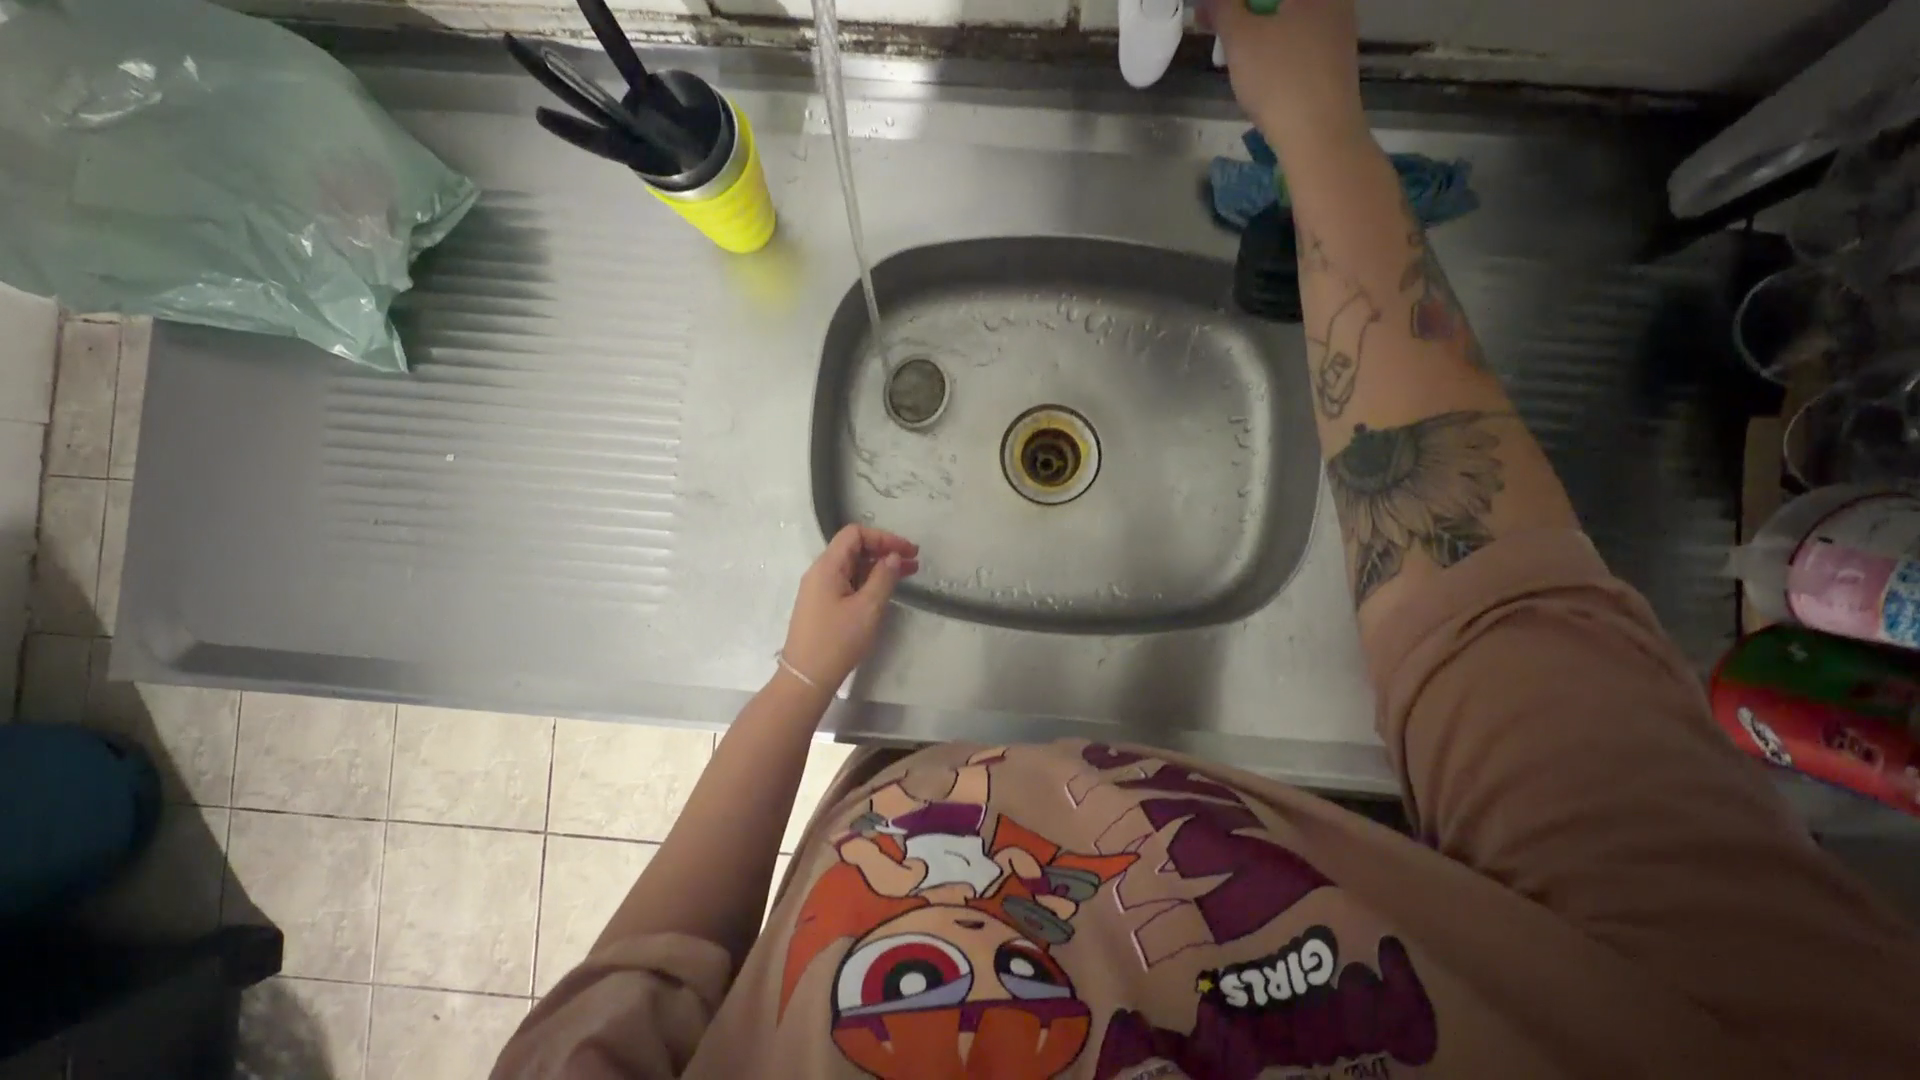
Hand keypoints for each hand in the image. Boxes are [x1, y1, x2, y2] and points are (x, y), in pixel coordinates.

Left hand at [780, 525, 919, 691]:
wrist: (806, 677)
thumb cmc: (838, 641)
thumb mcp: (868, 608)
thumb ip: (883, 578)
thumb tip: (894, 556)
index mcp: (827, 567)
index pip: (855, 534)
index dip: (883, 538)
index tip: (907, 551)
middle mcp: (820, 572)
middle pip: (853, 549)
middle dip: (884, 551)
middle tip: (914, 562)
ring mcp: (819, 589)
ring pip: (852, 567)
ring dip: (879, 567)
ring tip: (907, 574)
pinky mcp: (822, 605)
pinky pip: (847, 583)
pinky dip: (868, 581)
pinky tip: (885, 590)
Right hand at [1199, 0, 1364, 154]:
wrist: (1320, 135)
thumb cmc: (1279, 79)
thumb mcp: (1240, 38)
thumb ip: (1223, 8)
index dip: (1233, 2)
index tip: (1212, 14)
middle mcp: (1334, 1)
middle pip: (1278, 3)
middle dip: (1246, 13)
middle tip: (1220, 34)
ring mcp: (1340, 30)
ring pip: (1290, 20)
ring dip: (1260, 31)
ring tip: (1238, 57)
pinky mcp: (1337, 60)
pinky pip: (1301, 42)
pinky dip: (1277, 49)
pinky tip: (1262, 74)